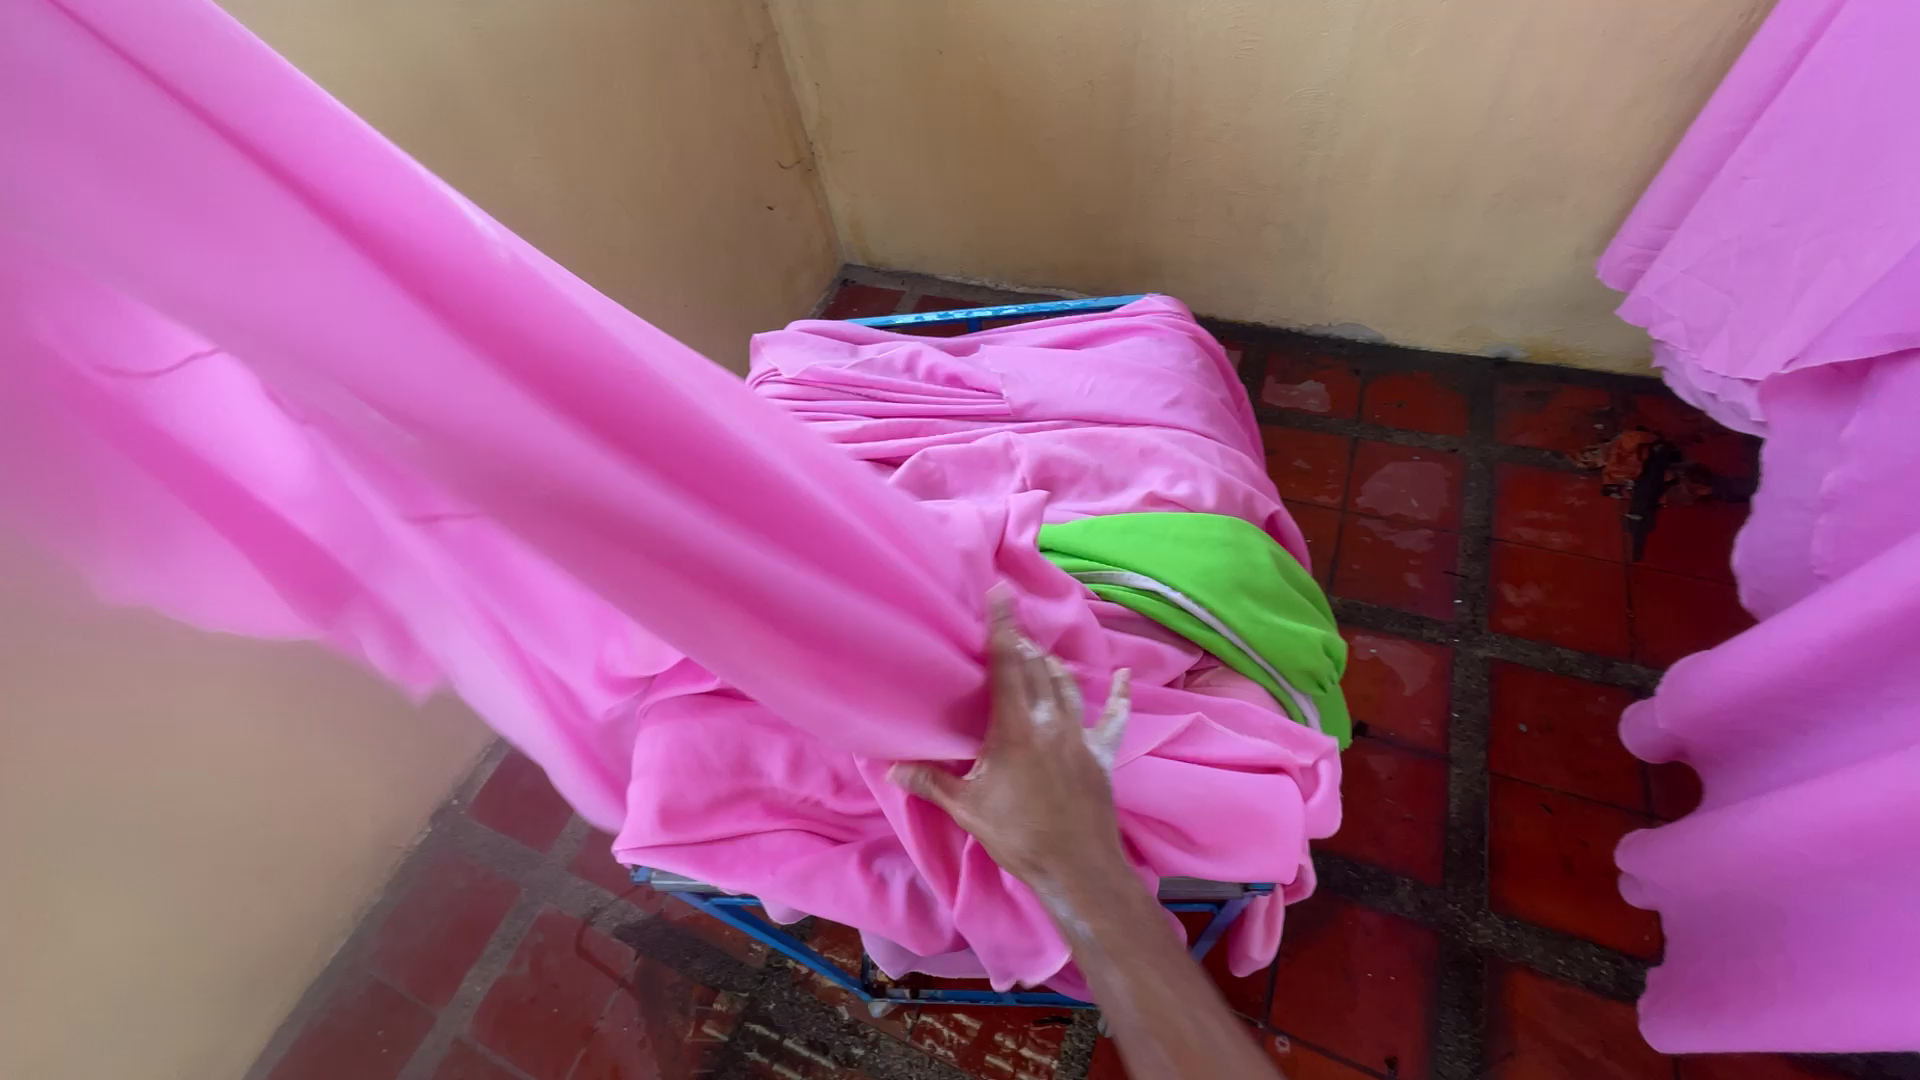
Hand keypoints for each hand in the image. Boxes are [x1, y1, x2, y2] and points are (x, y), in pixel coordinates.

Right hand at [888, 591, 1130, 897]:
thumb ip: (931, 782)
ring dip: (1049, 663)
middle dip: (1020, 642)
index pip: (1008, 663)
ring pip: (1066, 684)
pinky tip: (1121, 677)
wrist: (1077, 867)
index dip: (1002, 625)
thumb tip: (891, 767)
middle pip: (1035, 666)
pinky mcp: (1101, 754)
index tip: (1000, 592)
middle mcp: (1050, 720)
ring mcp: (1079, 735)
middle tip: (1006, 629)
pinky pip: (1112, 718)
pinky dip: (1117, 696)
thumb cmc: (1018, 835)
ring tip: (1035, 652)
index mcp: (1016, 726)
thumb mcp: (967, 808)